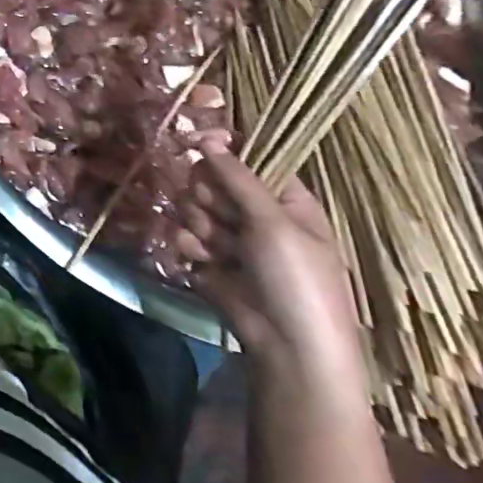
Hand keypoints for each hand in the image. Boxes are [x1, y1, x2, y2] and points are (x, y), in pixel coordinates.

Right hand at [174, 149, 365, 386]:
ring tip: (213, 245)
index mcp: (287, 203)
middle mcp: (257, 216)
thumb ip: (239, 179)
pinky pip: (185, 236)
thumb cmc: (297, 280)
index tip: (192, 140)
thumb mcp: (274, 223)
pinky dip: (189, 245)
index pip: (251, 161)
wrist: (287, 344)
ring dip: (197, 222)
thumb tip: (209, 138)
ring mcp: (232, 238)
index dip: (222, 150)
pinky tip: (201, 260)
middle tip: (213, 211)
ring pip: (193, 208)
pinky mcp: (208, 259)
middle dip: (205, 195)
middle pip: (213, 182)